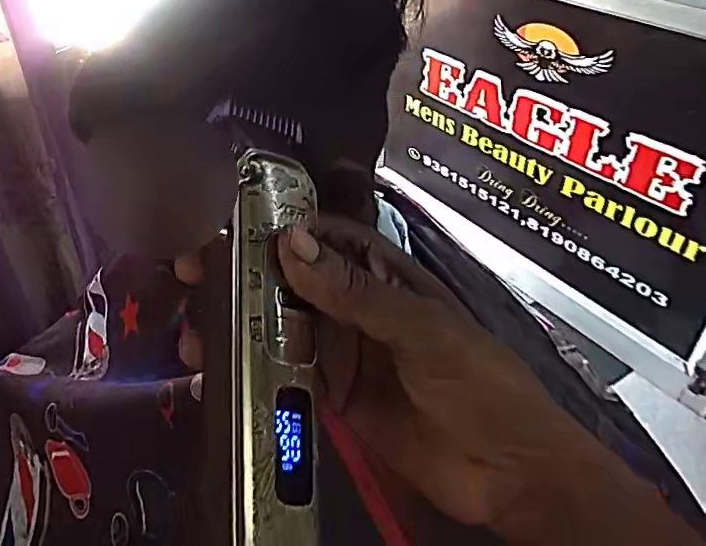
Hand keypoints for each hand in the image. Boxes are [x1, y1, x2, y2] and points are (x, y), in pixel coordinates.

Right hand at [177, 215, 701, 544]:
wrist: (515, 477)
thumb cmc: (480, 381)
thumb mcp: (421, 329)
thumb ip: (354, 291)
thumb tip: (289, 241)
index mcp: (372, 269)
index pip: (312, 234)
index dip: (266, 227)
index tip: (221, 231)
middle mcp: (346, 299)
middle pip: (281, 275)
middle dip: (235, 274)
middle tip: (191, 276)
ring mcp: (335, 345)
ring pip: (273, 321)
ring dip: (232, 322)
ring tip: (193, 333)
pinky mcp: (328, 390)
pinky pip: (281, 370)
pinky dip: (247, 368)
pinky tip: (214, 371)